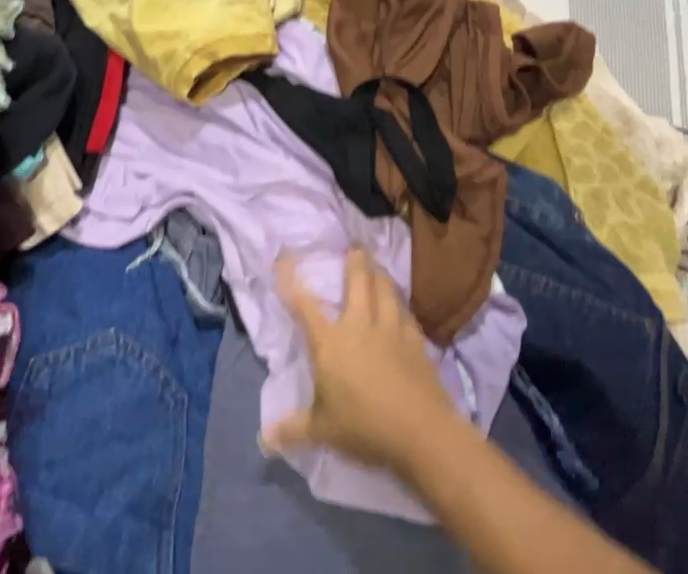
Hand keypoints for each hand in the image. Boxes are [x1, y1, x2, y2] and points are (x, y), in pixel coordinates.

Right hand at [263, 249, 462, 476]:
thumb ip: (294, 429)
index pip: (304, 303)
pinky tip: (402, 306)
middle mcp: (359, 327)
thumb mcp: (322, 431)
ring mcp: (392, 333)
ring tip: (379, 266)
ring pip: (387, 293)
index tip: (284, 257)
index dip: (291, 278)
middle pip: (357, 284)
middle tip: (355, 246)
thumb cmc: (364, 426)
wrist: (423, 434)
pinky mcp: (418, 345)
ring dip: (381, 276)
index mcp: (329, 342)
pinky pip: (408, 316)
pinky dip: (402, 305)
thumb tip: (264, 440)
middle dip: (354, 262)